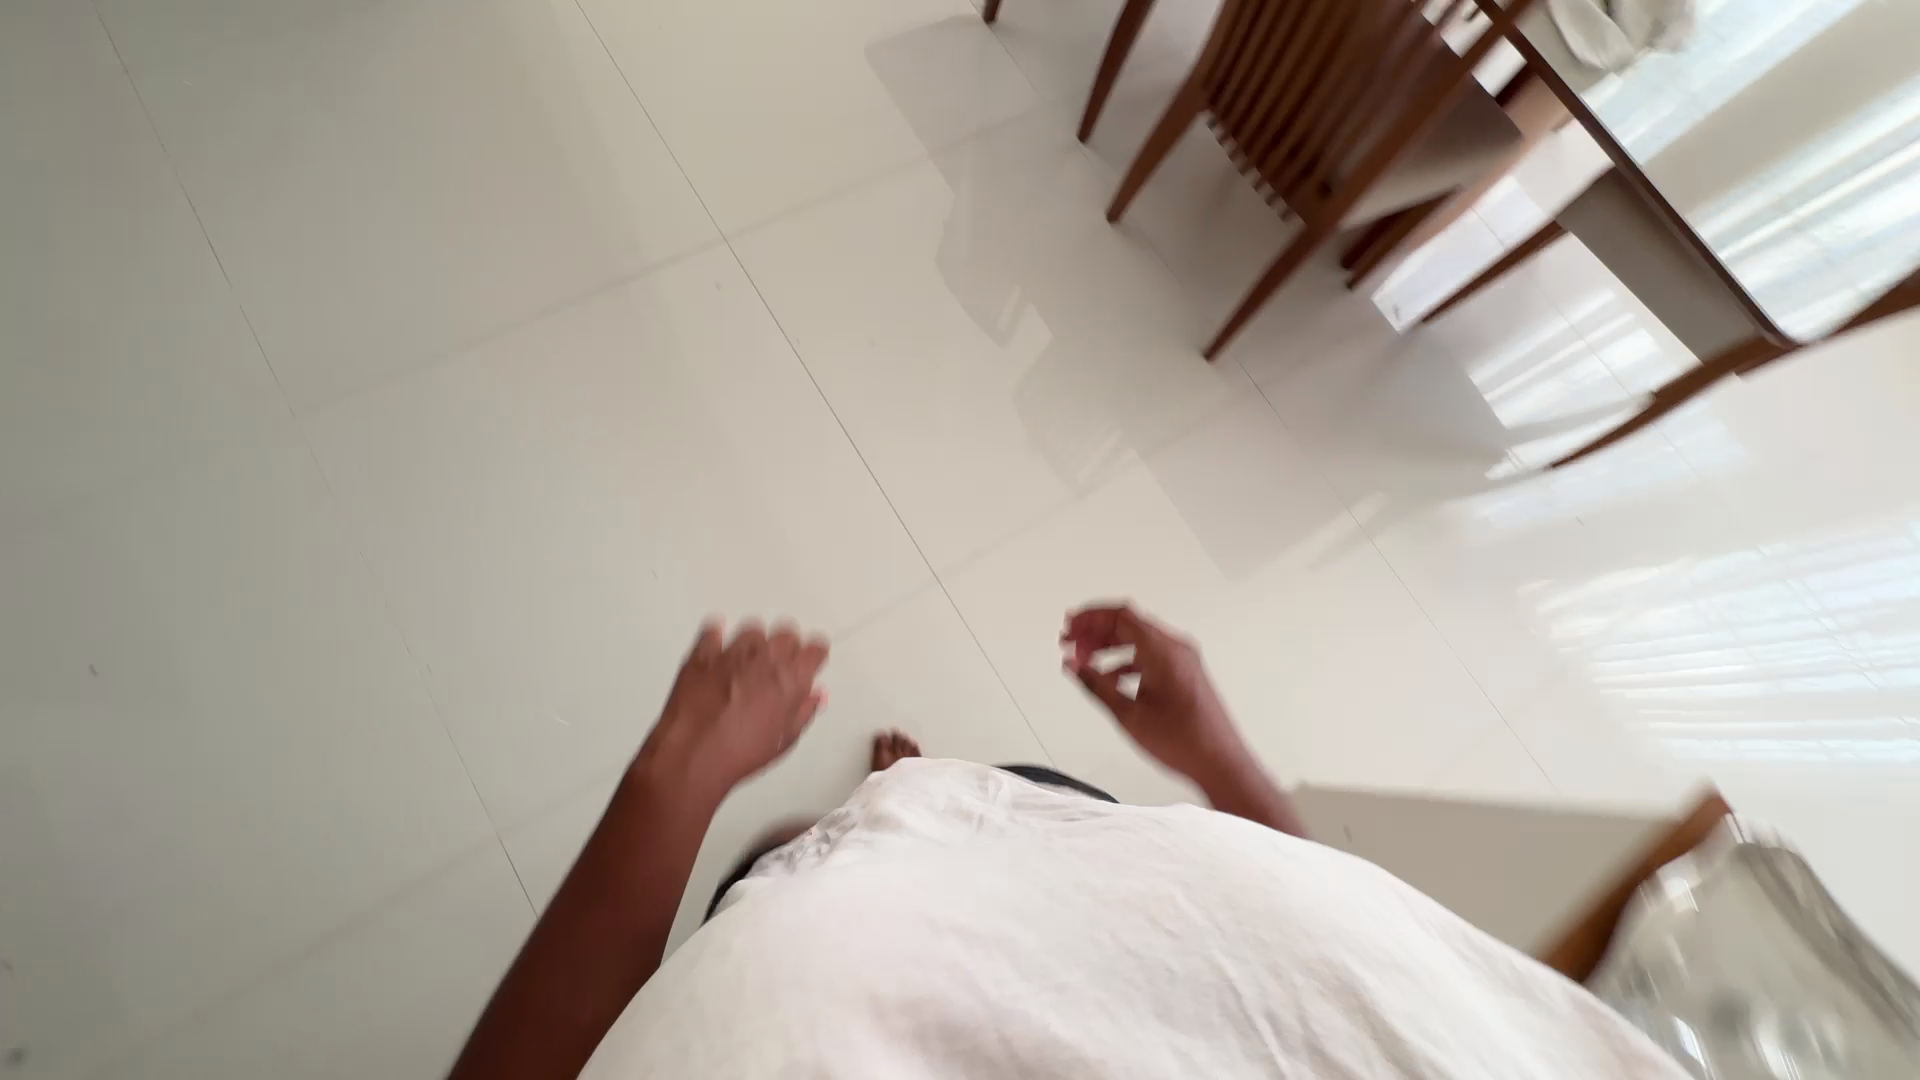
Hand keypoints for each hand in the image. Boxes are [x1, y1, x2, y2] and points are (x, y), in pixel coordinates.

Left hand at [634, 619, 829, 799]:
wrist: (692, 756)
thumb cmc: (740, 753)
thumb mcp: (785, 740)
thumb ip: (805, 711)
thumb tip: (816, 695)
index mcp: (792, 676)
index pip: (816, 648)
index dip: (814, 656)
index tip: (810, 662)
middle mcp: (765, 657)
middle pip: (786, 633)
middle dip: (787, 646)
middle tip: (780, 665)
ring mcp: (732, 652)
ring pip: (753, 630)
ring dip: (755, 642)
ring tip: (749, 661)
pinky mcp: (703, 653)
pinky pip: (713, 631)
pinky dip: (717, 636)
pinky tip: (718, 647)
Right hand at [1061, 603, 1246, 784]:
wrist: (1220, 762)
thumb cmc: (1183, 740)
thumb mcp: (1128, 714)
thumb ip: (1096, 685)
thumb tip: (1073, 665)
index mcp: (1163, 650)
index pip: (1121, 615)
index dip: (1090, 617)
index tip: (1070, 626)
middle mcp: (1175, 647)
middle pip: (1127, 624)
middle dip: (1094, 631)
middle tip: (1070, 643)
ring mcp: (1182, 659)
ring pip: (1136, 639)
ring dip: (1108, 645)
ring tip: (1083, 659)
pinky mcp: (1184, 671)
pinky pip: (1148, 654)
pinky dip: (1125, 659)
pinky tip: (1109, 677)